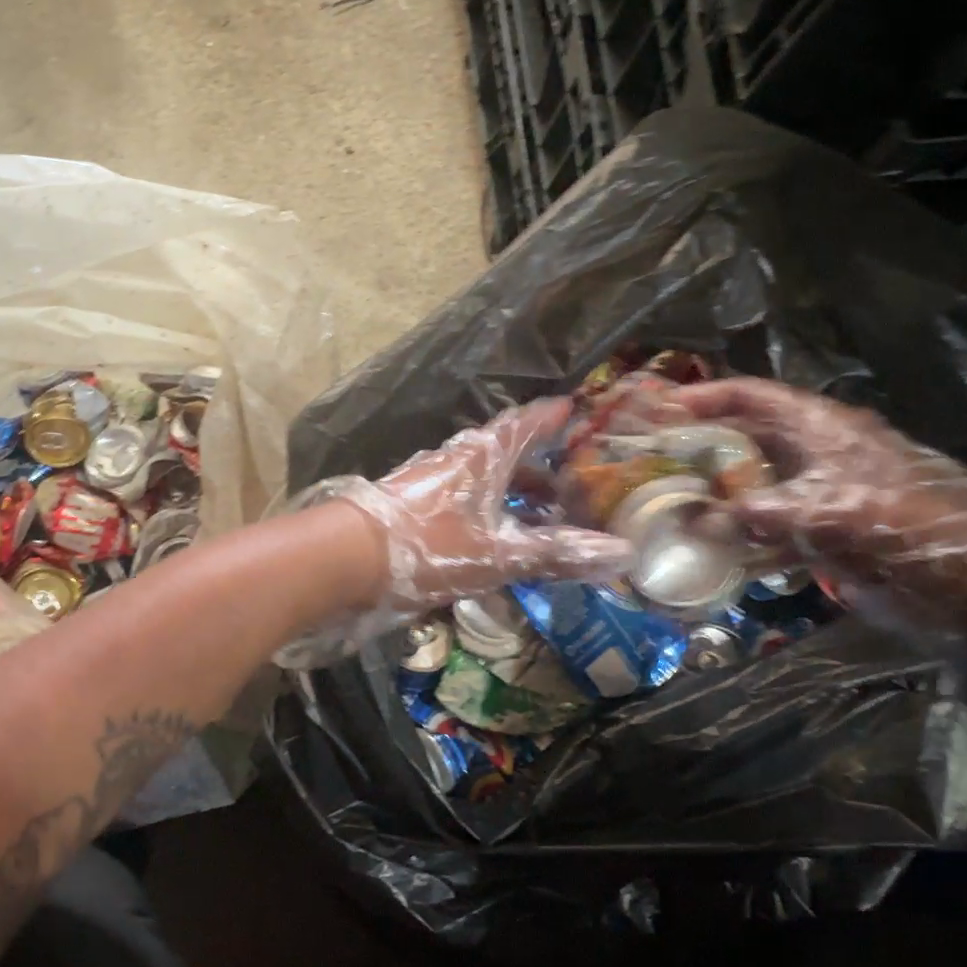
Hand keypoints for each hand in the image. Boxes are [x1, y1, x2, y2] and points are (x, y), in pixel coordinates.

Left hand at [336, 397, 640, 611]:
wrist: (344, 557)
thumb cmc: (427, 546)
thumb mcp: (497, 555)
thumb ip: (554, 554)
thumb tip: (622, 554)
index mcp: (481, 457)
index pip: (523, 424)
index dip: (549, 418)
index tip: (573, 409)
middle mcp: (454, 460)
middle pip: (501, 452)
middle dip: (534, 465)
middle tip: (565, 483)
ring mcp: (426, 481)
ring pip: (477, 478)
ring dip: (506, 491)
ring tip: (532, 514)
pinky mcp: (406, 504)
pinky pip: (456, 499)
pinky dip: (481, 510)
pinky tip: (485, 537)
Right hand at [669, 378, 966, 621]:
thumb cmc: (913, 528)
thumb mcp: (833, 514)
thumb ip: (760, 514)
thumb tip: (695, 520)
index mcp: (821, 429)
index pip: (752, 397)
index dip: (705, 397)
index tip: (658, 410)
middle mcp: (816, 453)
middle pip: (746, 436)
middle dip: (698, 444)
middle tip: (651, 459)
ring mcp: (820, 493)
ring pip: (751, 481)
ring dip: (711, 490)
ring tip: (664, 500)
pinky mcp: (824, 530)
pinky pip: (765, 523)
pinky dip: (734, 530)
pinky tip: (705, 544)